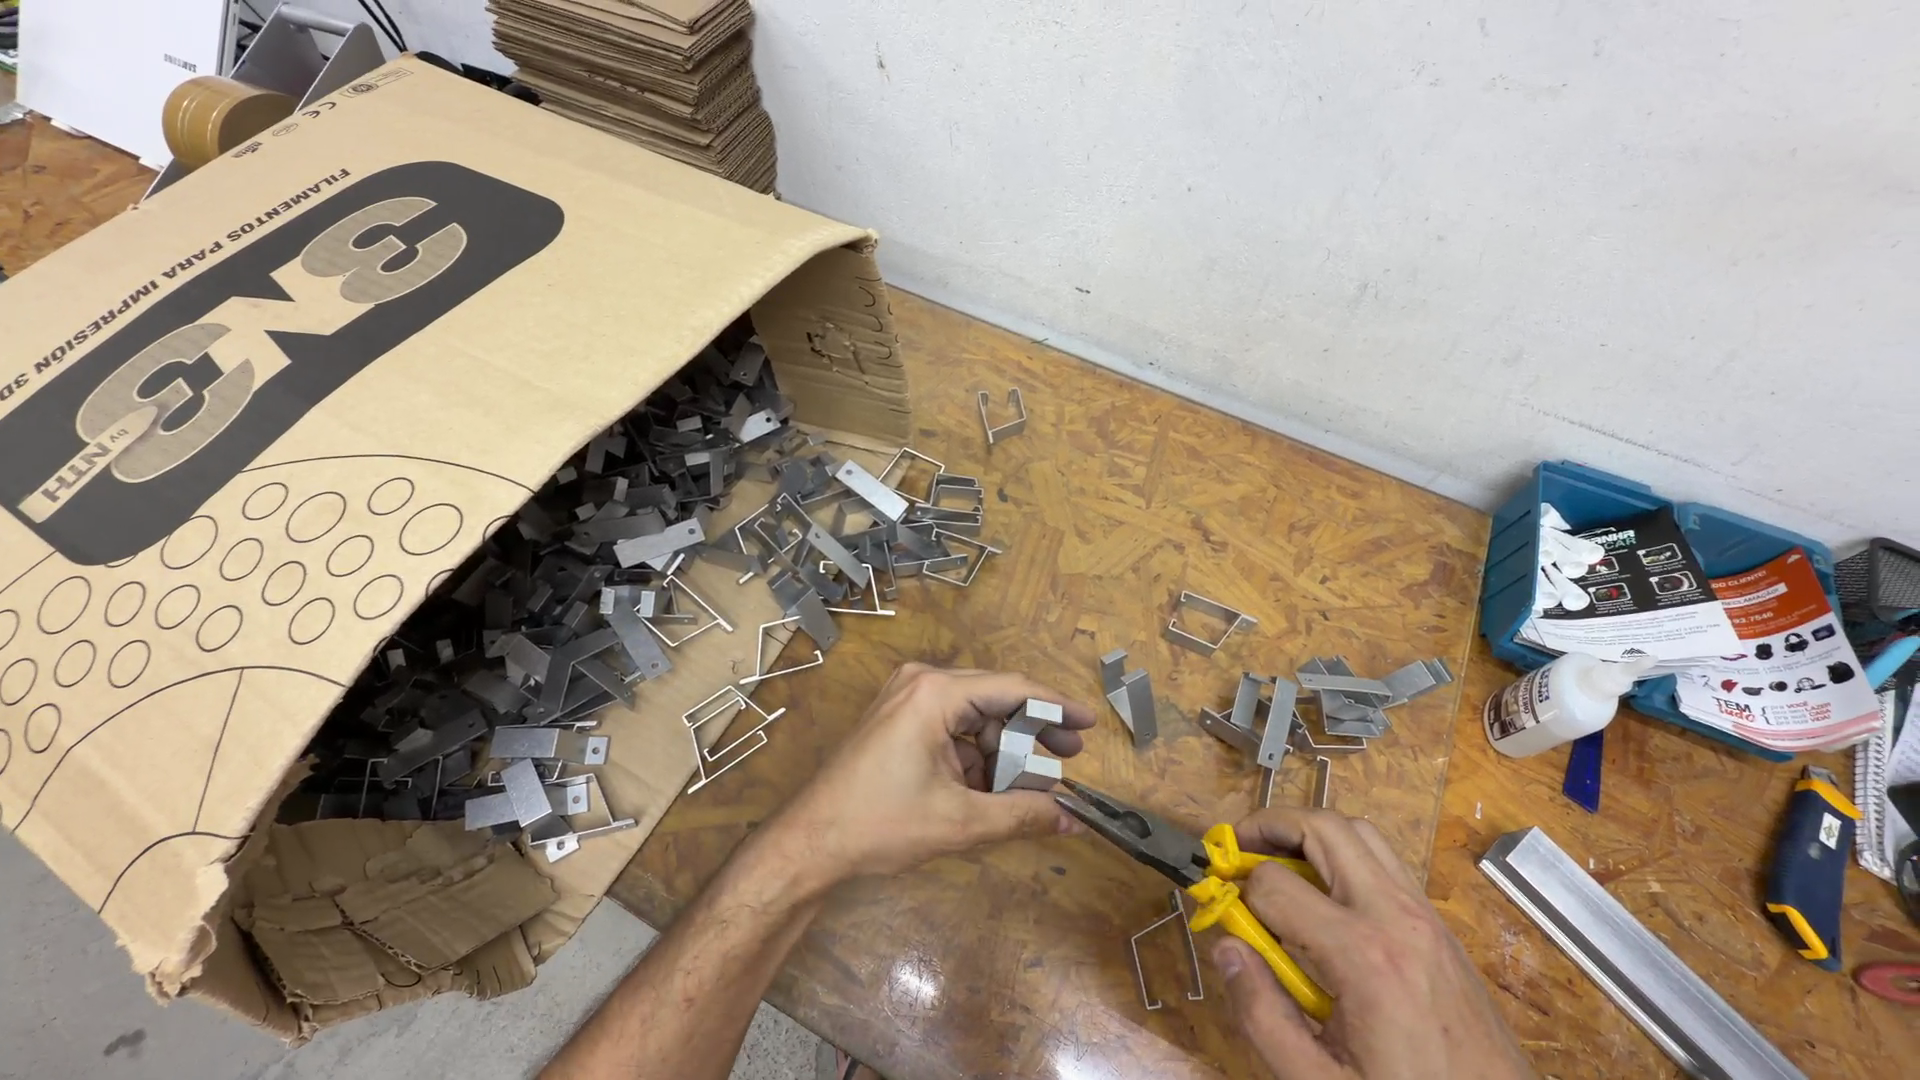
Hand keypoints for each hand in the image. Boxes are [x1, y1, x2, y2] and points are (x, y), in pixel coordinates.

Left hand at [765, 663, 1094, 889]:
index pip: (1013, 688)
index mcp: (935, 693)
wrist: (810, 843)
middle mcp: (922, 683)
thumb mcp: (960, 822)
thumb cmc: (880, 824)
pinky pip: (952, 729)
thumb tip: (1071, 818)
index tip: (1089, 724)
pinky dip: (976, 756)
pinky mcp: (899, 721)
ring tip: (1031, 787)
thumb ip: (1022, 814)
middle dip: (1032, 733)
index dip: (1057, 707)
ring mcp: (906, 700)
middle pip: (995, 699)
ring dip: (1004, 750)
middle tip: (1068, 759)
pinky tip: (993, 788)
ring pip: (974, 717)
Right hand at [1210, 808, 1533, 1079]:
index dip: (1237, 894)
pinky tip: (1321, 897)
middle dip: (1269, 826)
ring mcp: (1426, 916)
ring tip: (1276, 862)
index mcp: (1365, 956)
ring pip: (1360, 833)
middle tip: (1236, 849)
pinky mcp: (1440, 926)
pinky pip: (1385, 862)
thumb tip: (1226, 946)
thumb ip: (1261, 1013)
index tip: (1221, 912)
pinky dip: (1342, 856)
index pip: (1275, 886)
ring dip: (1309, 834)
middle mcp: (1398, 917)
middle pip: (1325, 828)